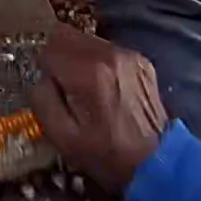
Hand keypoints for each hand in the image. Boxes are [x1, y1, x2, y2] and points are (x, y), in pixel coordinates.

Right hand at [29, 24, 168, 193]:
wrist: (159, 166)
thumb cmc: (106, 155)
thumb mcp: (62, 136)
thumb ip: (42, 98)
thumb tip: (41, 77)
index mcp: (89, 73)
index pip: (49, 48)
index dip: (44, 69)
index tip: (52, 90)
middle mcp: (109, 54)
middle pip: (65, 35)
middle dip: (57, 56)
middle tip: (63, 85)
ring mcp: (128, 55)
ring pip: (84, 39)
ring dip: (76, 57)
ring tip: (84, 87)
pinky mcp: (140, 60)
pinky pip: (104, 48)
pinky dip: (96, 61)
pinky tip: (104, 86)